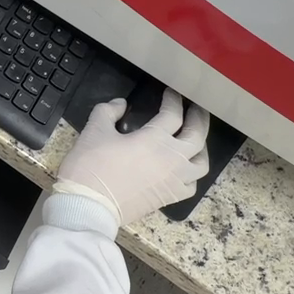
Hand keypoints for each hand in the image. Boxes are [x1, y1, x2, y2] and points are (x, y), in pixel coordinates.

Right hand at [55, 89, 209, 225]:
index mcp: (155, 139)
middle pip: (197, 135)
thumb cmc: (92, 163)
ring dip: (201, 147)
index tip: (172, 92)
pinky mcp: (172, 196)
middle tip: (196, 109)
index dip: (173, 100)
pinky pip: (193, 183)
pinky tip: (184, 168)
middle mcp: (174, 158)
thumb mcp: (94, 130)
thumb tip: (120, 105)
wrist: (91, 202)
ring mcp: (176, 180)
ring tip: (195, 138)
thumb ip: (108, 111)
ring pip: (202, 162)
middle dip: (199, 119)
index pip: (173, 114)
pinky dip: (192, 173)